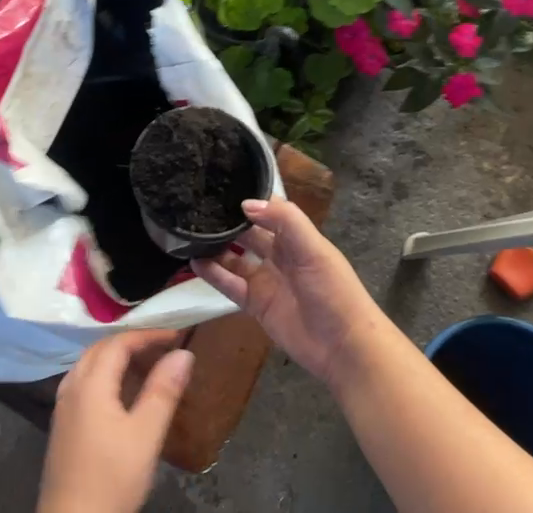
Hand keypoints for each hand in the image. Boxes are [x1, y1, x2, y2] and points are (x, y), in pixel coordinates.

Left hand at [36, 330, 192, 512]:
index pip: (118, 343)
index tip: (176, 336)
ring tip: (144, 365)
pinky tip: (119, 393)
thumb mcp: (145, 436)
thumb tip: (183, 353)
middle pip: (100, 349)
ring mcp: (63, 407)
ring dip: (115, 358)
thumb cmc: (112, 477)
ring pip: (88, 365)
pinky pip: (83, 383)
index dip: (147, 335)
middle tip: (161, 347)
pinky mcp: (62, 426)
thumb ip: (163, 391)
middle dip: (131, 342)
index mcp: (91, 384)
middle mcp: (72, 388)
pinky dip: (104, 375)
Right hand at [191, 198, 388, 387]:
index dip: (248, 199)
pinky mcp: (256, 305)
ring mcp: (266, 280)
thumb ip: (284, 221)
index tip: (220, 186)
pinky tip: (194, 263)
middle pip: (248, 234)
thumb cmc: (334, 290)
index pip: (268, 211)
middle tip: (196, 208)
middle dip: (227, 222)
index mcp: (297, 237)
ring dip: (215, 248)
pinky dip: (213, 274)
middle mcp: (280, 255)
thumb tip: (246, 203)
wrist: (344, 347)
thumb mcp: (314, 249)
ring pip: (235, 258)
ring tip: (188, 234)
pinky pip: (230, 285)